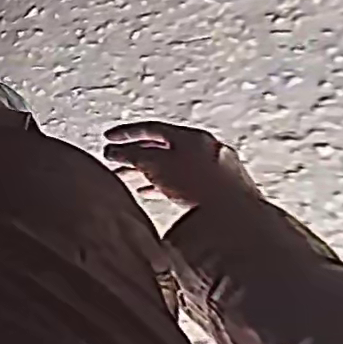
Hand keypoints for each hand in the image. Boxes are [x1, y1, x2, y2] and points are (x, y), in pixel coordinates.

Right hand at [103, 121, 261, 209]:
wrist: (232, 215)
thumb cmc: (196, 183)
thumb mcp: (152, 163)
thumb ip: (129, 154)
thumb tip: (114, 151)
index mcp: (192, 137)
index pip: (152, 128)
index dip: (126, 133)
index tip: (110, 137)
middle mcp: (206, 149)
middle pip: (161, 147)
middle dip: (135, 153)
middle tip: (116, 158)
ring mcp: (215, 170)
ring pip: (171, 165)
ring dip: (146, 170)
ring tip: (126, 177)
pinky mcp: (218, 190)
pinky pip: (183, 182)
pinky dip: (162, 183)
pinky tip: (150, 191)